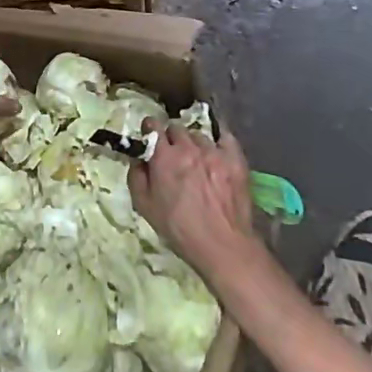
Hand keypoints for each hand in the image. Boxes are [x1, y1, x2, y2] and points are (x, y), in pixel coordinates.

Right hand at [130, 121, 258, 279]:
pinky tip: (217, 151)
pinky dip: (218, 141)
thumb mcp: (144, 206)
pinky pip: (226, 138)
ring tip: (197, 160)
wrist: (222, 244)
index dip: (150, 129)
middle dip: (171, 138)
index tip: (150, 137)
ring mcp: (214, 152)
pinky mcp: (235, 160)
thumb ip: (136, 176)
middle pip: (176, 129)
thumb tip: (138, 159)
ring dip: (194, 144)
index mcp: (163, 157)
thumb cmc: (178, 228)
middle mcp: (188, 148)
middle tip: (173, 156)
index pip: (153, 126)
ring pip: (199, 135)